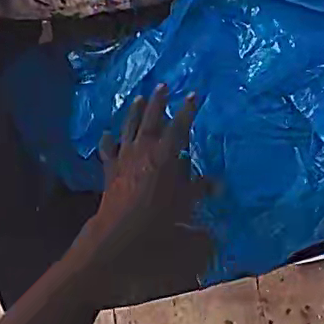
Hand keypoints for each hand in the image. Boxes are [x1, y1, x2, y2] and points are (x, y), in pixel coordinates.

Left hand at [79, 85, 202, 259]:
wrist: (118, 238)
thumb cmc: (158, 223)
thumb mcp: (187, 206)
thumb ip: (200, 191)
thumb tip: (216, 184)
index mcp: (166, 155)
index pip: (180, 126)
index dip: (188, 110)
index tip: (194, 95)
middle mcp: (144, 150)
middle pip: (151, 119)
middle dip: (158, 102)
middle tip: (163, 86)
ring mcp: (124, 159)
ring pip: (129, 128)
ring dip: (135, 113)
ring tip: (139, 98)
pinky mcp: (110, 172)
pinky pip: (108, 151)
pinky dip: (108, 141)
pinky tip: (107, 135)